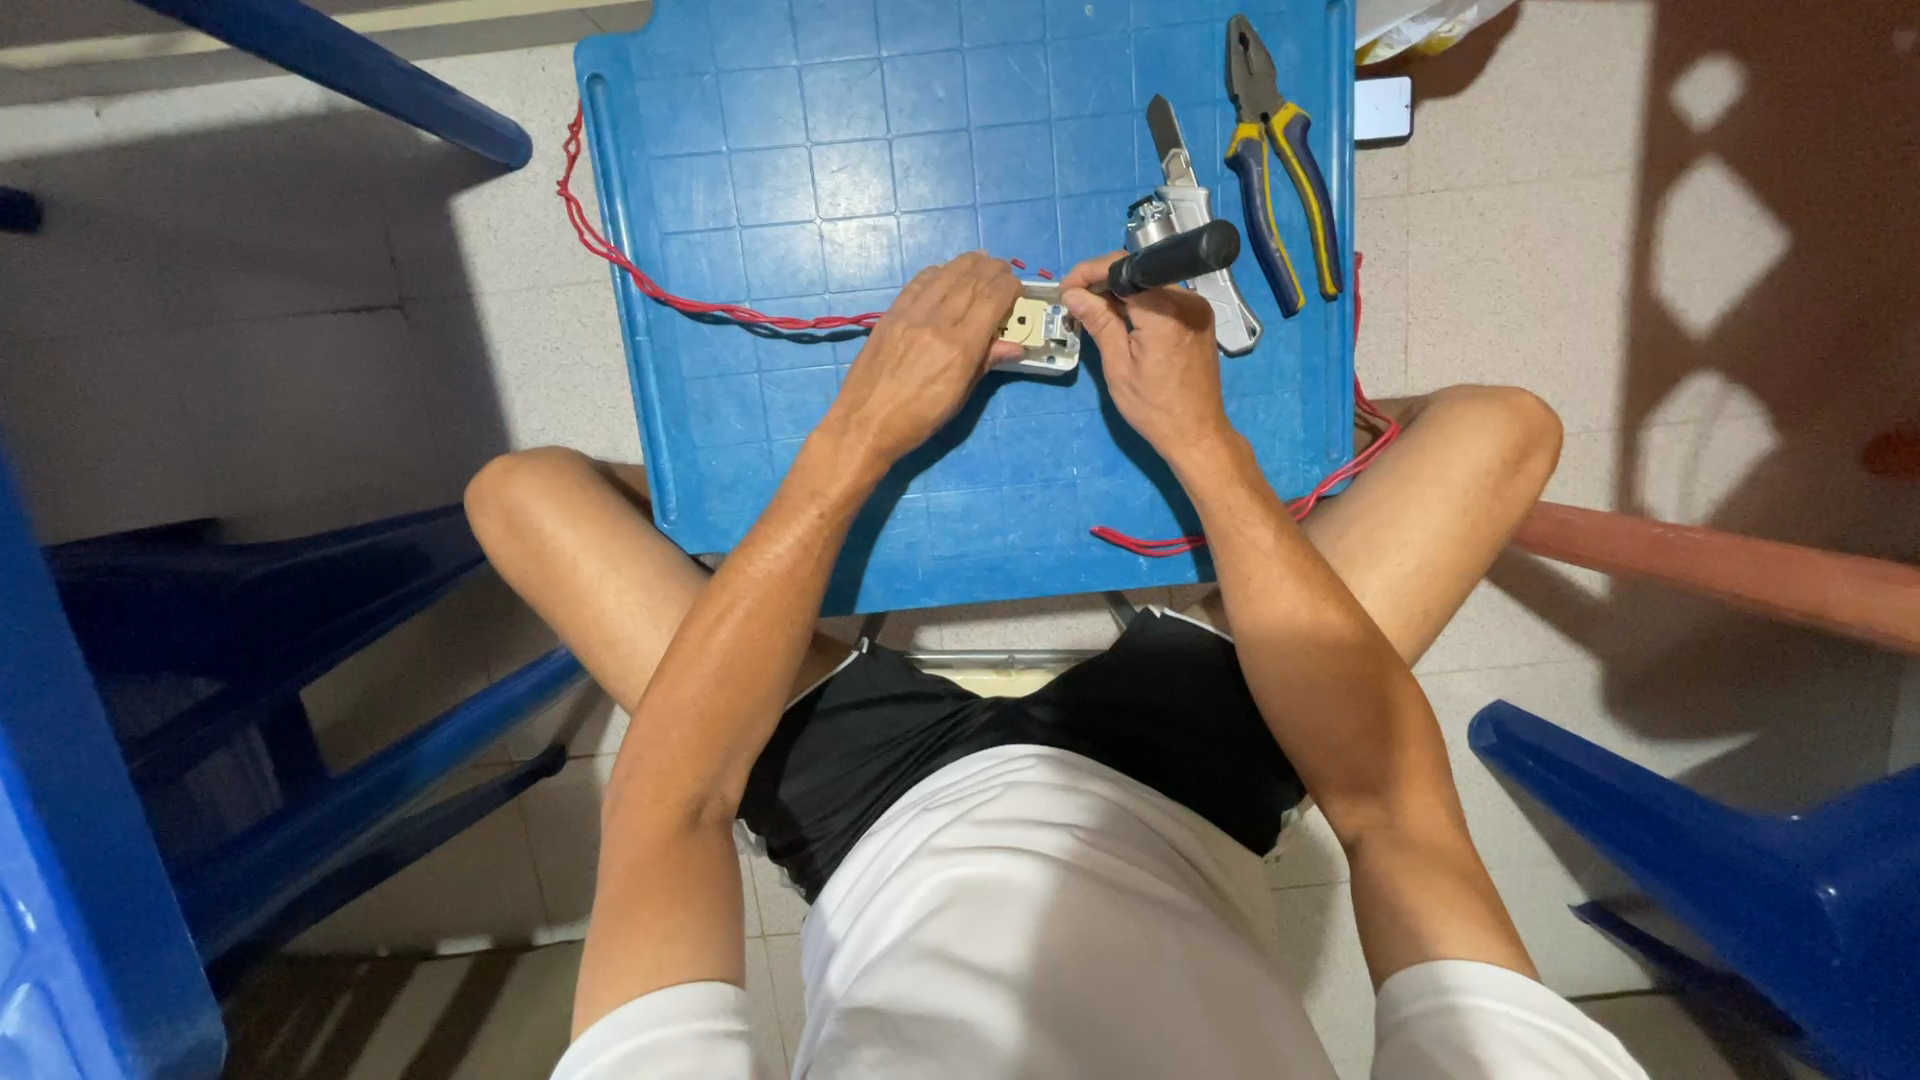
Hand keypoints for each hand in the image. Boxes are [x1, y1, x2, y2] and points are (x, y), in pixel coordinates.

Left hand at [821, 252, 1022, 470]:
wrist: (866, 422)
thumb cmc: (918, 420)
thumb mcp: (959, 397)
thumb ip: (985, 364)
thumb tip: (1013, 346)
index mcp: (960, 348)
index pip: (992, 300)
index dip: (1009, 288)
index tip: (1017, 288)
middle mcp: (937, 324)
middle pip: (971, 282)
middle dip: (993, 270)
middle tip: (1004, 269)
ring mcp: (911, 316)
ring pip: (945, 275)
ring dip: (967, 263)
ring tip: (981, 260)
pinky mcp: (890, 315)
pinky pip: (918, 283)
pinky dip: (937, 272)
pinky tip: (945, 272)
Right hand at [1061, 252, 1234, 465]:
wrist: (1196, 432)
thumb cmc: (1153, 408)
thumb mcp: (1118, 367)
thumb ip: (1099, 323)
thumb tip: (1073, 295)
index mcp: (1165, 312)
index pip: (1122, 270)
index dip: (1089, 273)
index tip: (1067, 289)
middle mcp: (1187, 300)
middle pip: (1138, 273)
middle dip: (1103, 282)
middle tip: (1075, 302)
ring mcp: (1197, 307)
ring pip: (1150, 284)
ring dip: (1121, 293)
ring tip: (1094, 312)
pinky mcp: (1200, 317)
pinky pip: (1164, 298)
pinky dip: (1140, 303)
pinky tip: (1122, 320)